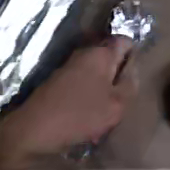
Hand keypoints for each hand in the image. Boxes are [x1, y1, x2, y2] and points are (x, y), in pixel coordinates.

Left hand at [0, 38, 135, 169]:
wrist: (34, 128)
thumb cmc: (80, 114)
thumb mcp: (117, 104)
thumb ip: (130, 84)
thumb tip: (134, 69)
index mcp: (101, 53)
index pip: (126, 41)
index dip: (134, 56)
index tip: (135, 78)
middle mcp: (84, 54)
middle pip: (111, 59)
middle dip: (119, 78)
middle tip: (123, 101)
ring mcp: (69, 67)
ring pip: (97, 75)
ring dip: (104, 93)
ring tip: (106, 117)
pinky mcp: (58, 82)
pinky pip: (82, 86)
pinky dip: (89, 100)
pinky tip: (88, 121)